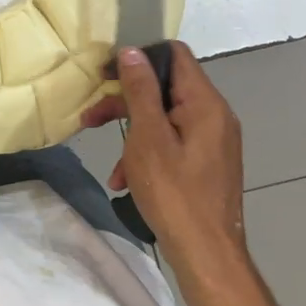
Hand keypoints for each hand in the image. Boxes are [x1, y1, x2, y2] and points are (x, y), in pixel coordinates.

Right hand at [81, 42, 246, 258]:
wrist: (205, 253)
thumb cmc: (174, 193)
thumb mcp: (148, 138)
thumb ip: (140, 92)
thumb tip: (132, 51)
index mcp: (205, 104)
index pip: (175, 55)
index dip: (139, 57)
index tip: (106, 74)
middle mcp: (215, 116)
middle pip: (165, 88)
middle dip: (126, 101)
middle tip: (91, 117)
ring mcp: (212, 141)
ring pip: (164, 119)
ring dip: (131, 133)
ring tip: (109, 161)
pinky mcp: (206, 163)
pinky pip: (171, 143)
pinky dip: (146, 154)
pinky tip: (124, 180)